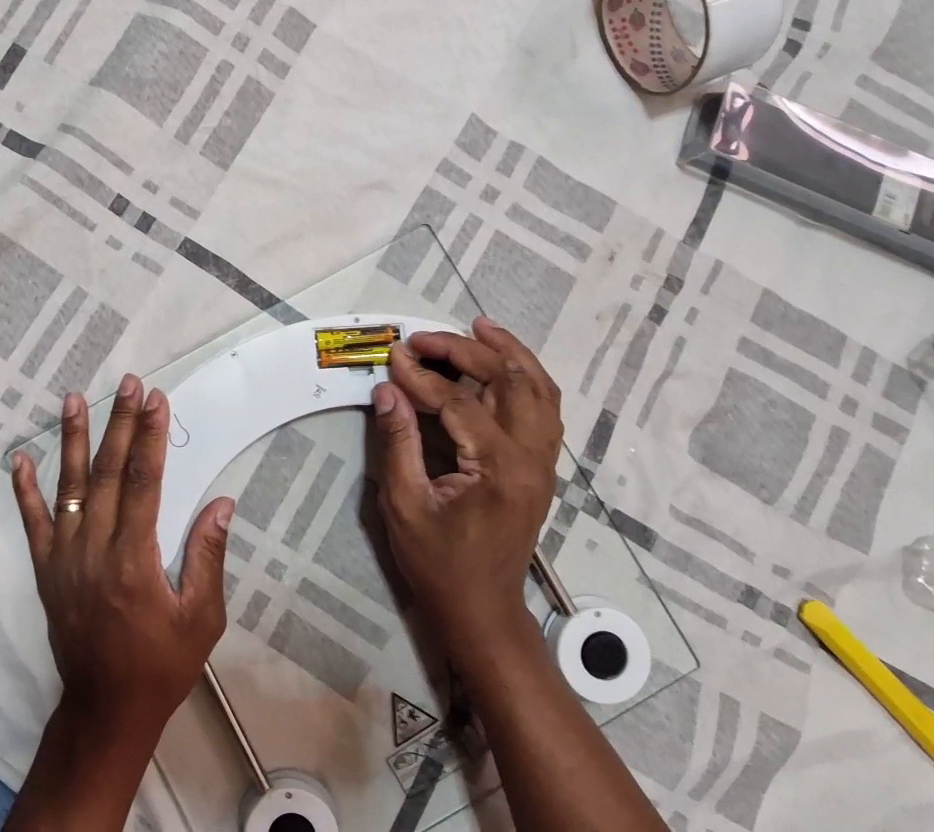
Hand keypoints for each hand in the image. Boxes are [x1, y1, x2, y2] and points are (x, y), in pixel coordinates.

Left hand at [11, 377, 235, 746]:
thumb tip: (222, 502)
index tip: (156, 400)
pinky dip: (25, 489)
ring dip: (73, 439)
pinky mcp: (46, 570)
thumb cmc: (161, 664)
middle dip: (119, 423)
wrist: (105, 707)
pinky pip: (32, 522)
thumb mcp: (201, 618)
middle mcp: (94, 549)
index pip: (144, 482)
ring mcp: (64, 557)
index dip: (150, 437)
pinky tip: (20, 457)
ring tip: (74, 398)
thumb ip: (208, 556)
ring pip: (69, 486)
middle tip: (128, 382)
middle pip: (107, 472)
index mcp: (135, 558)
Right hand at [369, 318, 561, 641]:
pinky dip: (526, 377)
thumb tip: (388, 389)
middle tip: (425, 338)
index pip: (459, 403)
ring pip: (539, 389)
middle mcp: (532, 458)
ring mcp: (544, 462)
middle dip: (467, 350)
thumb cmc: (438, 562)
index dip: (422, 376)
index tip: (393, 357)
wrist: (482, 607)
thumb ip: (398, 443)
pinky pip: (545, 408)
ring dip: (510, 353)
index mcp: (498, 469)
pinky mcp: (542, 466)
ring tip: (479, 326)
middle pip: (510, 382)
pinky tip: (504, 362)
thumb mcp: (403, 504)